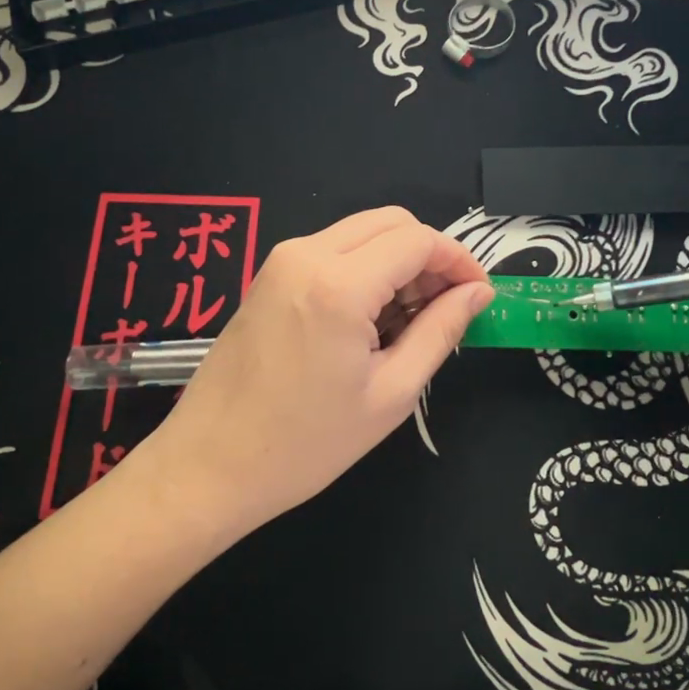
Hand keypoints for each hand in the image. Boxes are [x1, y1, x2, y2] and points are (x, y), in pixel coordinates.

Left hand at [136, 207, 493, 535]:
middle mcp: (306, 254)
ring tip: (412, 321)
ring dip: (397, 261)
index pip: (419, 240)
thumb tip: (477, 294)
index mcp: (339, 284)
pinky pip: (332, 251)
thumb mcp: (391, 393)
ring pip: (361, 233)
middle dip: (430, 255)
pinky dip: (365, 270)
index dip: (459, 261)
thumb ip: (440, 331)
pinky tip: (372, 321)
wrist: (208, 466)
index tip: (480, 296)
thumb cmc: (305, 443)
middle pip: (391, 223)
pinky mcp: (268, 276)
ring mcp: (281, 261)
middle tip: (449, 307)